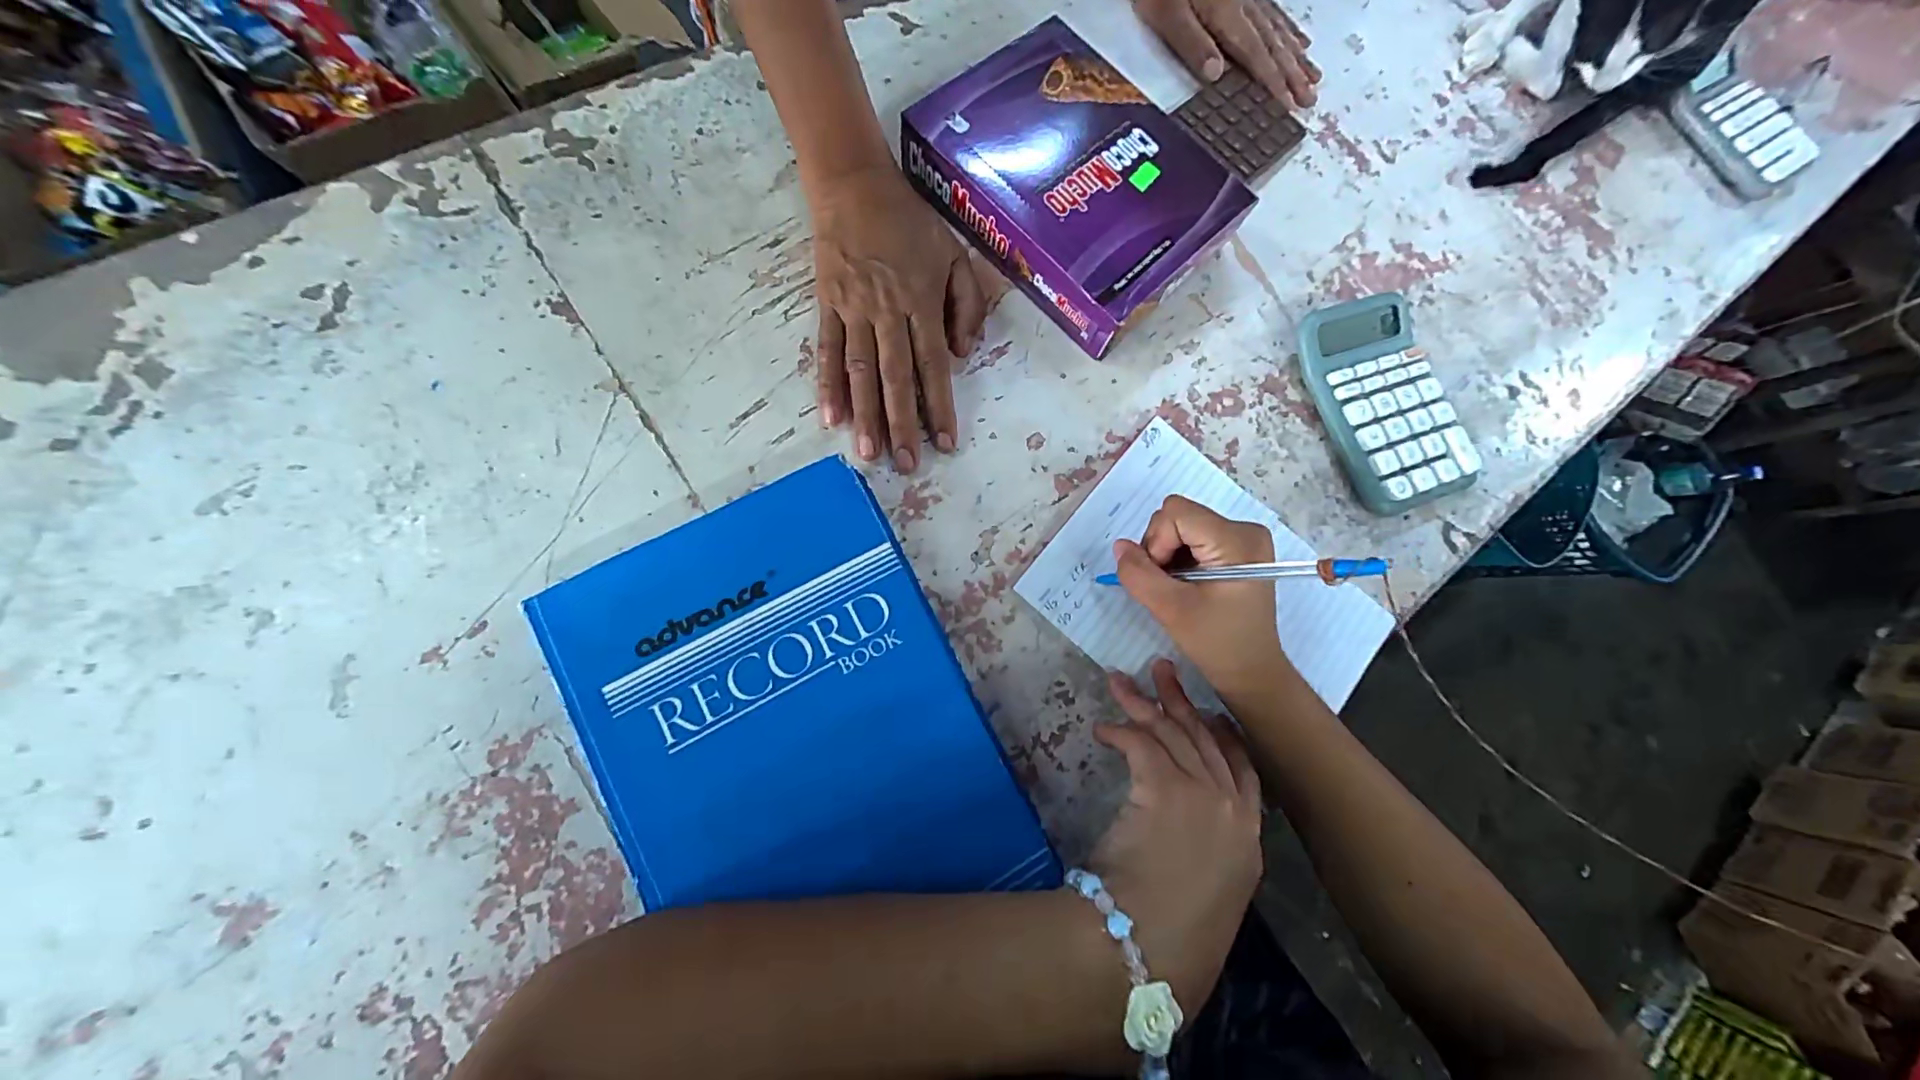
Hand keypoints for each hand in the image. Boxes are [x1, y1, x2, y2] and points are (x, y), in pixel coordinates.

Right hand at [812, 166, 986, 472]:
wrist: (853, 185)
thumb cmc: (909, 222)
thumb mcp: (954, 254)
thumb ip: (966, 305)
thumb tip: (961, 355)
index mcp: (920, 299)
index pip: (932, 365)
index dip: (938, 406)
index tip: (944, 443)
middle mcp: (887, 311)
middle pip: (895, 377)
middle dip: (901, 424)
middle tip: (906, 465)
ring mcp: (852, 310)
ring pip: (860, 371)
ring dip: (864, 415)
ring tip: (867, 454)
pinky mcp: (826, 306)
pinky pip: (827, 350)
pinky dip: (827, 384)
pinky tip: (829, 416)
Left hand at [1089, 659, 1263, 1011]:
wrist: (1153, 948)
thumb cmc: (1175, 930)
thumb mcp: (1207, 886)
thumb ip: (1205, 848)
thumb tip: (1180, 828)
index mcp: (1248, 836)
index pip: (1242, 768)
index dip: (1223, 734)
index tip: (1207, 711)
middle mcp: (1232, 809)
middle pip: (1204, 740)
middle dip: (1181, 703)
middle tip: (1163, 671)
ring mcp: (1203, 796)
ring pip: (1173, 734)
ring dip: (1145, 704)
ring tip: (1124, 681)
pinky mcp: (1166, 789)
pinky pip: (1141, 744)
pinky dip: (1121, 731)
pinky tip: (1103, 729)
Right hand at [1112, 495, 1293, 698]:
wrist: (1250, 669)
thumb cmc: (1216, 642)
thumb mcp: (1170, 609)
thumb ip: (1139, 574)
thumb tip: (1120, 546)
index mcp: (1237, 540)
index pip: (1175, 513)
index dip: (1157, 542)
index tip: (1163, 578)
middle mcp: (1245, 530)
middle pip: (1178, 516)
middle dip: (1160, 548)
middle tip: (1168, 586)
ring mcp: (1243, 538)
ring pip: (1181, 526)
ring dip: (1168, 555)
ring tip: (1178, 589)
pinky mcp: (1238, 549)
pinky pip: (1192, 537)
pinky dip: (1180, 559)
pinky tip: (1188, 585)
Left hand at [1135, 0, 1320, 108]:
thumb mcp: (1166, 14)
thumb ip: (1191, 43)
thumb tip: (1216, 75)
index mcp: (1225, 14)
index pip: (1254, 56)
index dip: (1272, 83)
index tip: (1288, 105)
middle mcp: (1242, 4)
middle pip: (1272, 44)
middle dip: (1292, 74)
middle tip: (1309, 99)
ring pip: (1277, 28)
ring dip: (1294, 55)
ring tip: (1312, 75)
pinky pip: (1271, 12)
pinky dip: (1286, 29)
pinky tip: (1295, 38)